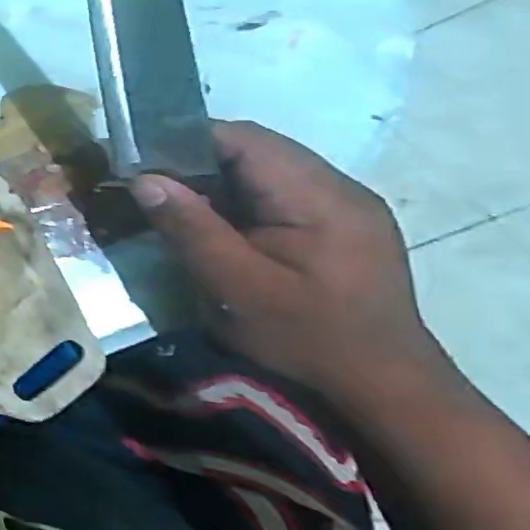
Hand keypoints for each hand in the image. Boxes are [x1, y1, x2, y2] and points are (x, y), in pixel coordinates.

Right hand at [130, 121, 457, 408]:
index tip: (144, 165)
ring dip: (220, 183)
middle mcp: (339, 187)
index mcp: (320, 196)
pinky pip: (281, 193)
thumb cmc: (308, 340)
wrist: (386, 391)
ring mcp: (345, 205)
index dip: (187, 142)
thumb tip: (143, 180)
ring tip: (182, 210)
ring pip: (267, 170)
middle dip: (199, 163)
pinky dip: (242, 201)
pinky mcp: (342, 224)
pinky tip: (224, 229)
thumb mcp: (238, 288)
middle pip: (255, 149)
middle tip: (155, 191)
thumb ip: (191, 229)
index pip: (244, 138)